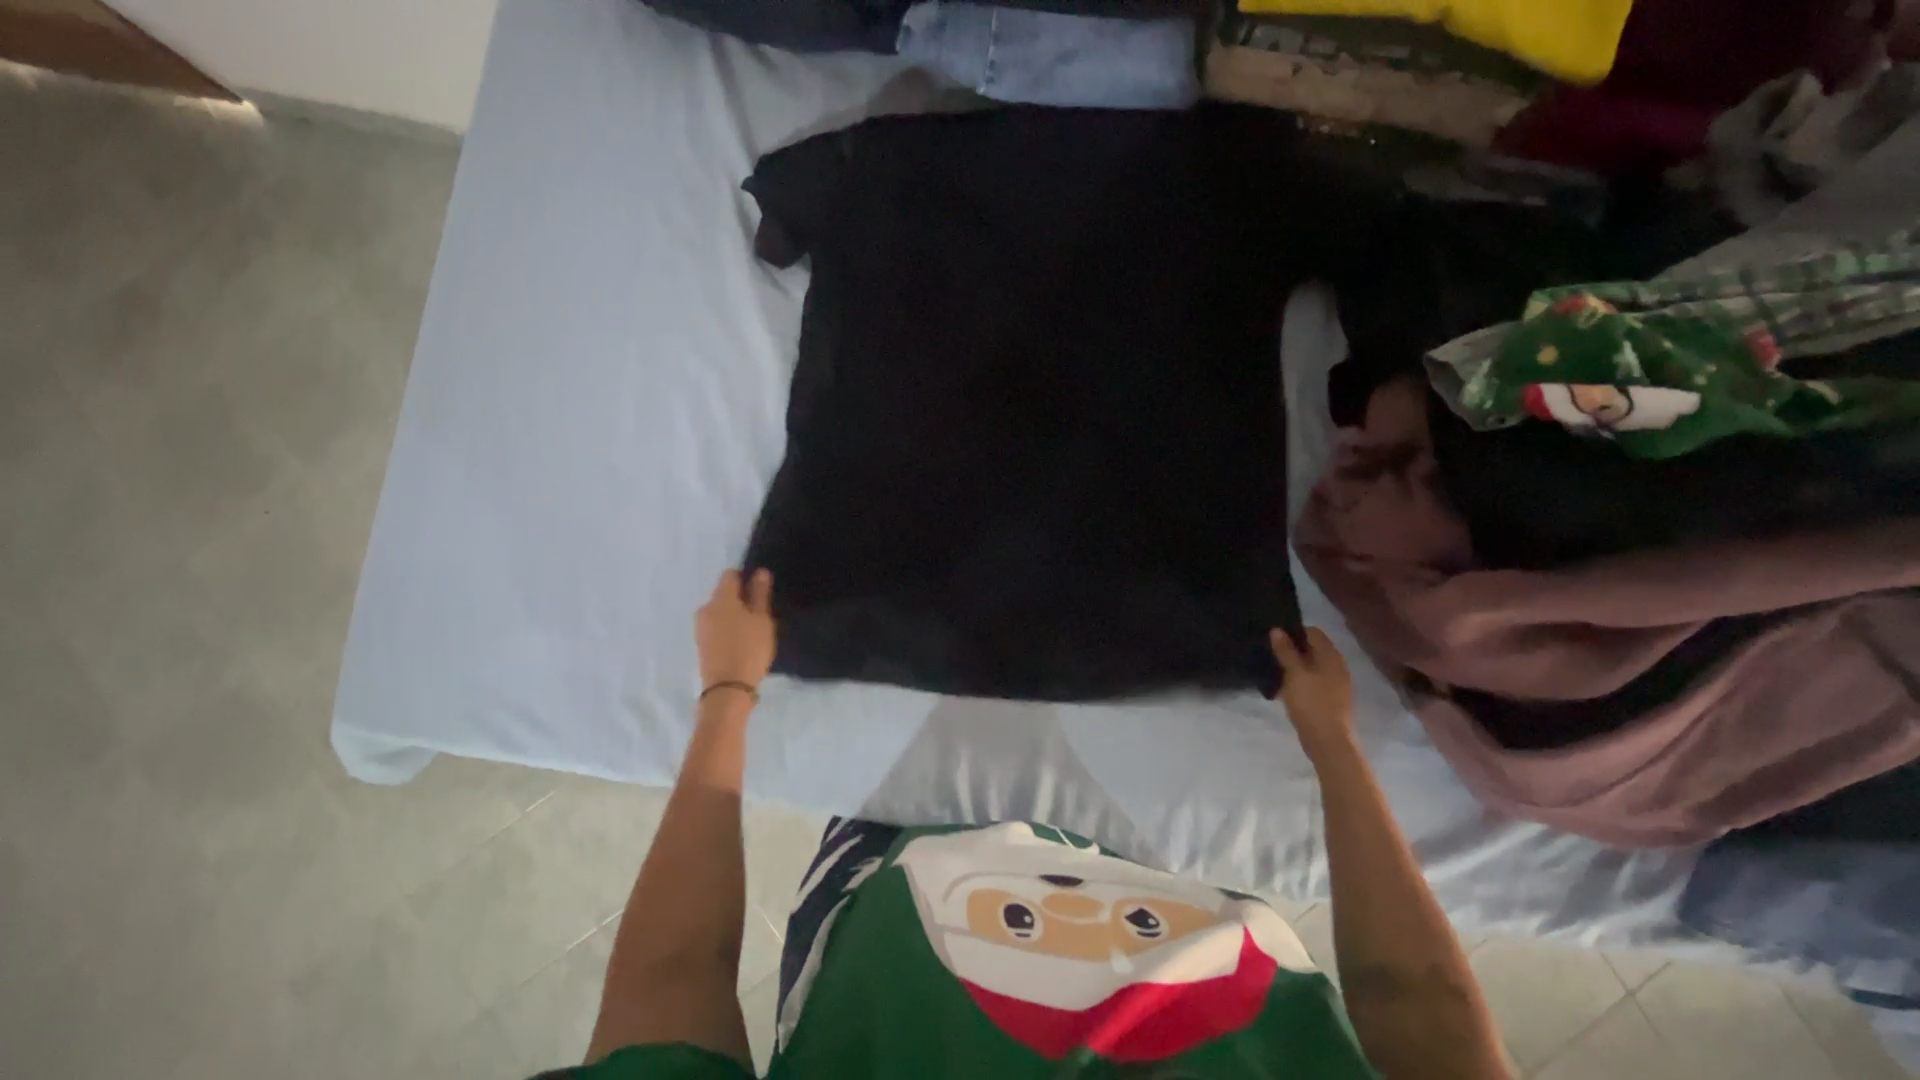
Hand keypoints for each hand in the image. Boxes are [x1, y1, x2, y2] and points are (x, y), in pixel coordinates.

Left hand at [698, 569, 776, 690]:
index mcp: (721, 598)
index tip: (760, 591)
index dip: (746, 578)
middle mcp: (706, 608)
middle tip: (760, 613)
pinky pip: (716, 626)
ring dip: (734, 614)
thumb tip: (759, 572)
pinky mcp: (701, 643)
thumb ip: (760, 594)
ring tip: (752, 630)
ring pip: (719, 611)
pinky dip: (727, 628)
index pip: (730, 575)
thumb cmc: (750, 648)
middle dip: (740, 598)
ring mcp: (701, 626)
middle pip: (723, 593)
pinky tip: (740, 642)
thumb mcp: (762, 620)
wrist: (728, 688)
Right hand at [1270, 627, 1355, 758]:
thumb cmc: (1311, 703)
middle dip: (1293, 647)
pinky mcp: (1329, 698)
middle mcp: (1336, 666)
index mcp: (1331, 656)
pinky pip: (1313, 681)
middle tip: (1270, 650)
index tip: (1274, 635)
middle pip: (1313, 648)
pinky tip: (1284, 686)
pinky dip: (1300, 679)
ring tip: (1274, 667)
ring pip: (1312, 666)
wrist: (1328, 740)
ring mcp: (1335, 683)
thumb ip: (1286, 651)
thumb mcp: (1294, 674)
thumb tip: (1277, 629)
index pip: (1313, 632)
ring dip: (1295, 665)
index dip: (1294, 630)